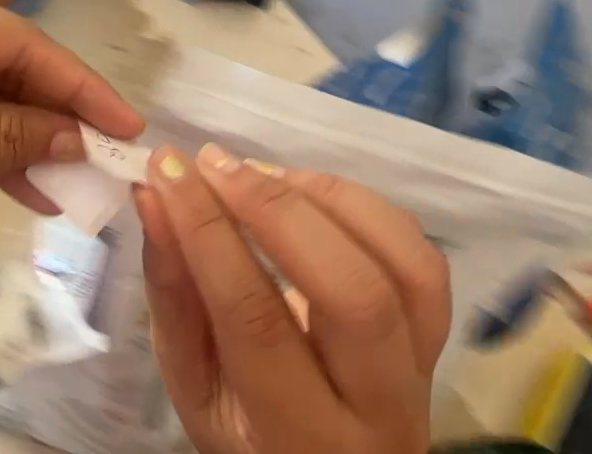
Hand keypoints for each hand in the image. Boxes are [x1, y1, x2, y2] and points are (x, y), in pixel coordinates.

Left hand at [0, 0, 144, 247]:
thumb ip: (5, 135)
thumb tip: (79, 137)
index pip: (16, 40)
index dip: (76, 83)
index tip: (128, 122)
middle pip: (6, 68)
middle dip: (55, 115)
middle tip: (110, 160)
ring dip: (29, 141)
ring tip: (81, 184)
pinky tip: (34, 191)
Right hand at [135, 144, 450, 453]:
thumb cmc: (239, 424)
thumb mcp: (188, 379)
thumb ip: (171, 291)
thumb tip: (152, 196)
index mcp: (300, 434)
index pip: (256, 317)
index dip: (207, 231)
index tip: (165, 168)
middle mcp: (382, 410)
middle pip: (353, 294)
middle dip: (274, 208)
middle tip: (212, 164)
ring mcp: (424, 370)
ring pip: (408, 268)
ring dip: (324, 197)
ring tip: (255, 171)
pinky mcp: (439, 334)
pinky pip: (421, 256)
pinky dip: (359, 203)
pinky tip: (300, 187)